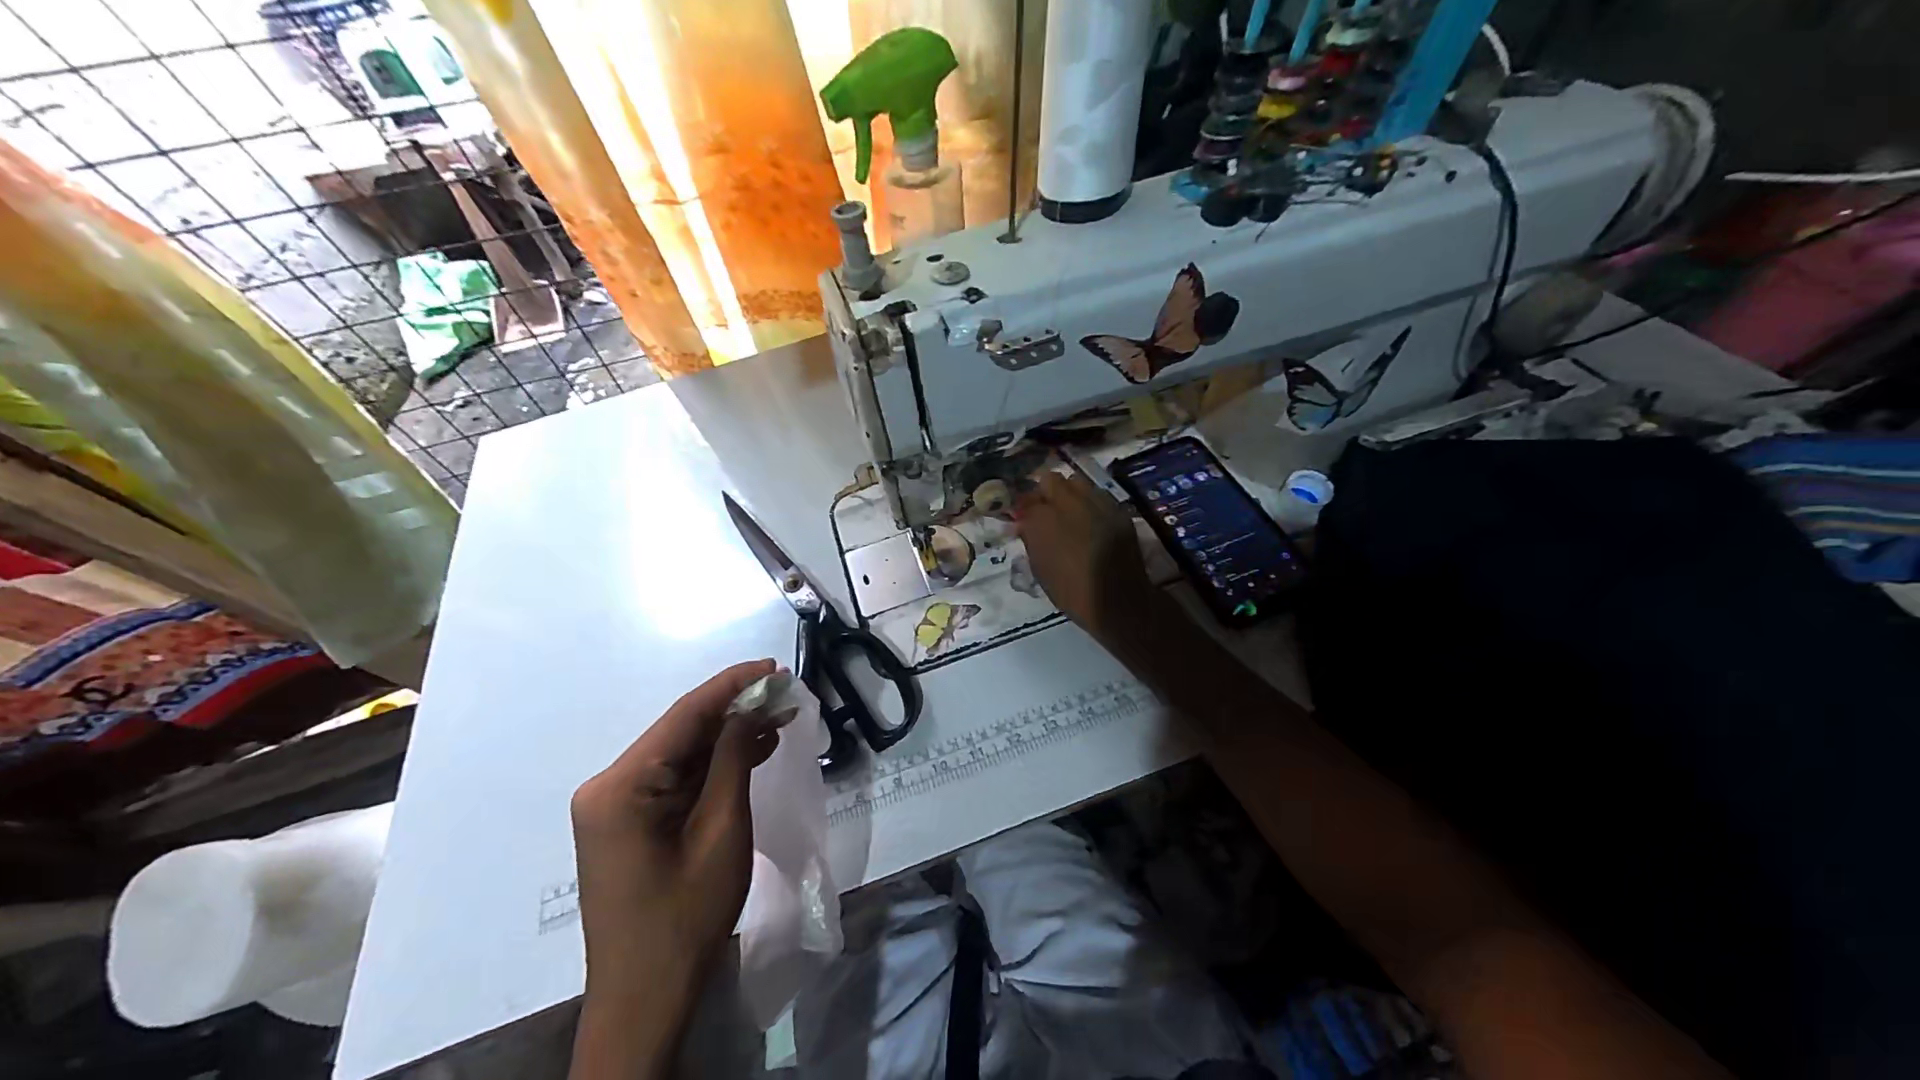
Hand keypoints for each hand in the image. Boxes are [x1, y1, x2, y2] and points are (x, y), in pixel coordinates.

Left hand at [570, 659, 781, 1002]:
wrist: (646, 996)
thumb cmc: (686, 916)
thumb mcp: (721, 830)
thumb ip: (734, 760)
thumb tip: (752, 710)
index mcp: (620, 785)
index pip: (684, 716)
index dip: (732, 685)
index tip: (773, 667)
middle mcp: (608, 786)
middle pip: (681, 732)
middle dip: (735, 711)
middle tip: (785, 693)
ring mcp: (615, 806)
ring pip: (681, 754)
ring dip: (728, 738)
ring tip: (779, 717)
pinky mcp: (627, 823)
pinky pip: (675, 780)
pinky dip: (713, 766)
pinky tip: (752, 750)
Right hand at [1014, 469, 1154, 640]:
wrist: (1119, 602)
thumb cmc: (1072, 593)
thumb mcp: (1041, 569)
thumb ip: (1031, 539)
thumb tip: (1025, 523)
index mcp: (1043, 522)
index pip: (1026, 501)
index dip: (1023, 508)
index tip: (1023, 517)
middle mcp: (1069, 505)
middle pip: (1051, 480)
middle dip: (1044, 492)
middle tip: (1045, 510)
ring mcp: (1097, 504)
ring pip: (1076, 482)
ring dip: (1068, 493)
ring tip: (1069, 512)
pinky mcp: (1118, 510)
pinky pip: (1098, 495)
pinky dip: (1089, 503)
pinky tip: (1090, 520)